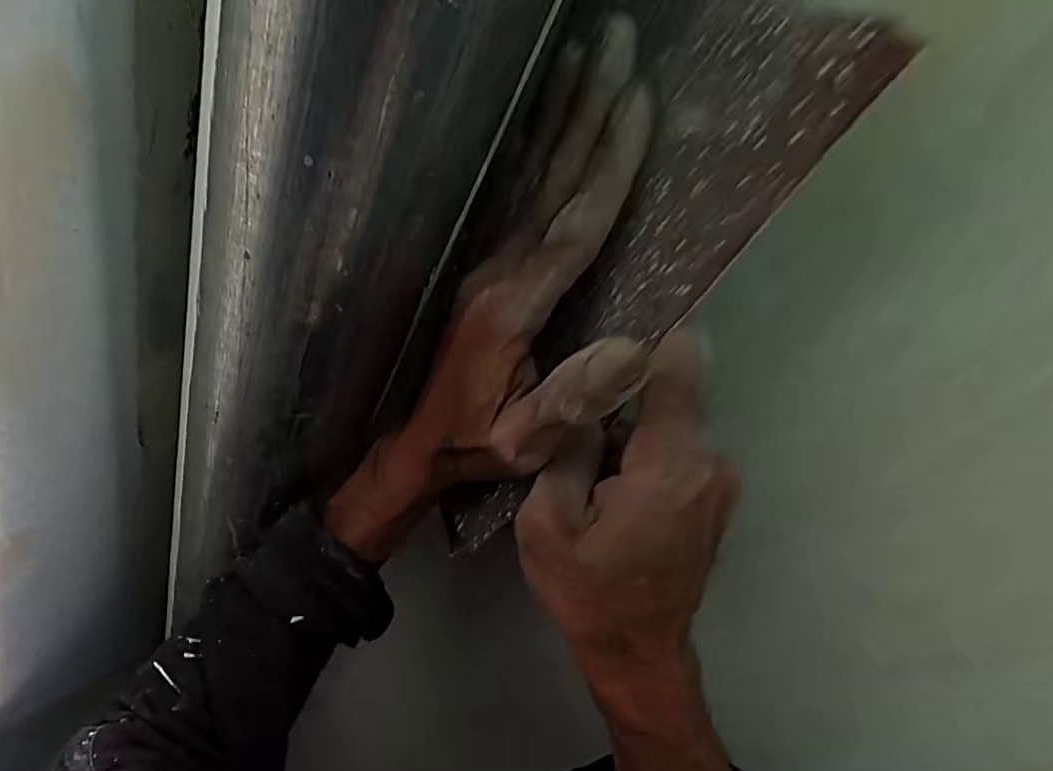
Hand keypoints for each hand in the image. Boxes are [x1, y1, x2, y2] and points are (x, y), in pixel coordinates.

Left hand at [326, 14, 654, 560]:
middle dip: (586, 112)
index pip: (571, 228)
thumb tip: (636, 349)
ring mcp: (482, 272)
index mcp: (512, 312)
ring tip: (584, 56)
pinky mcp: (477, 277)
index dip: (607, 167)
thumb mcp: (520, 442)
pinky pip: (509, 204)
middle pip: (550, 183)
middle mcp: (496, 277)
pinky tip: (543, 125)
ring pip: (526, 182)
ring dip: (557, 118)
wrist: (414, 445)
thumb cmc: (469, 447)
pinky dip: (530, 157)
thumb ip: (570, 400)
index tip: (638, 103)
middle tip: (614, 42)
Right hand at [516, 330, 740, 770]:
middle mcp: (711, 463)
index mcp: (671, 464)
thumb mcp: (547, 524)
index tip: (611, 326)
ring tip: (580, 463)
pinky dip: (641, 456)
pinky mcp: (712, 501)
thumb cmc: (587, 591)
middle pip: (670, 394)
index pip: (678, 364)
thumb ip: (566, 453)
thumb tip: (585, 404)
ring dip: (627, 433)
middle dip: (619, 398)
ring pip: (670, 426)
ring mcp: (719, 483)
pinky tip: (605, 487)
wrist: (637, 651)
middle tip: (568, 414)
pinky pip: (676, 454)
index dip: (648, 335)